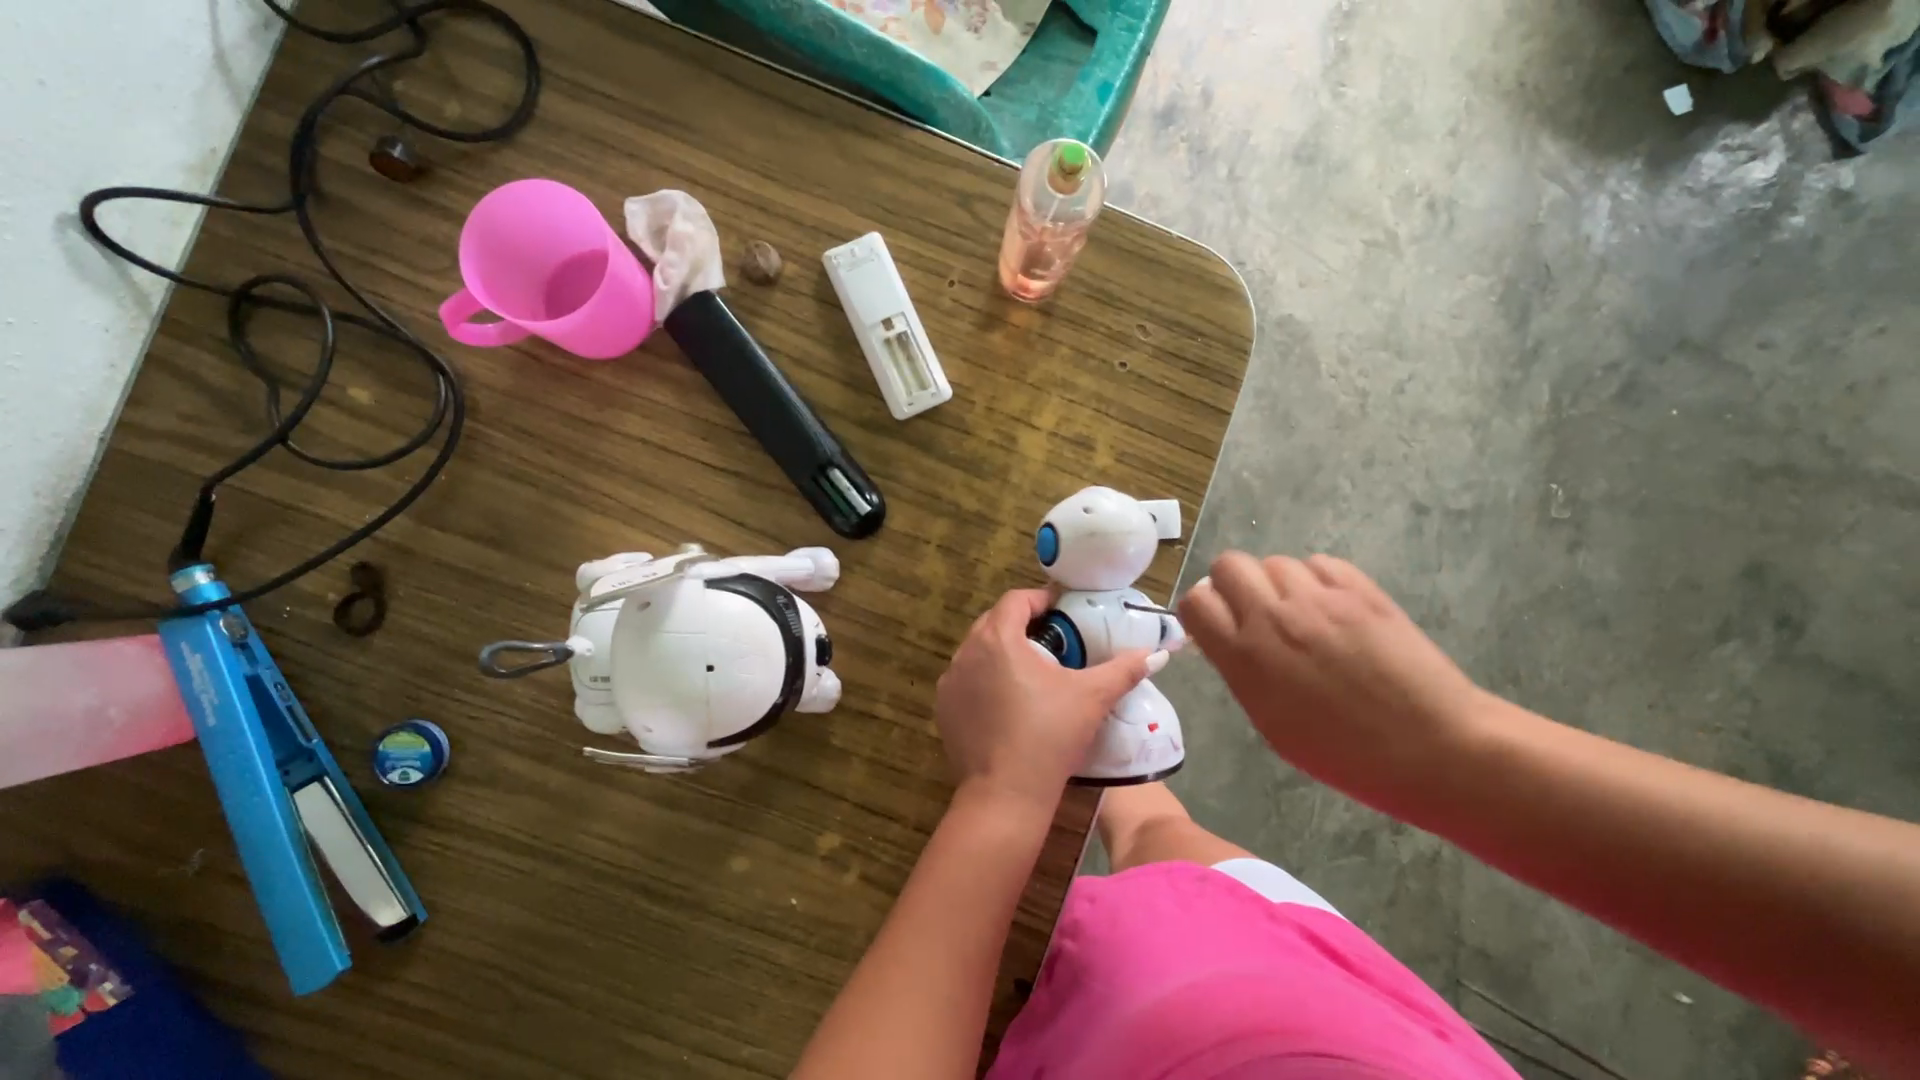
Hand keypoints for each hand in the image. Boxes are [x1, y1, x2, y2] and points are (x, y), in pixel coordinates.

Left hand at [936, 590, 1167, 810]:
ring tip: (1034, 672)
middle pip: (994, 623)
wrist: (1005, 794)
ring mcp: (950, 682)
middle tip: (1054, 641)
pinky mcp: (944, 710)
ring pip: (978, 652)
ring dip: (1003, 653)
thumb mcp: (1092, 698)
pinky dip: (986, 681)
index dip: (1041, 600)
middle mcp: (966, 653)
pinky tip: (1010, 703)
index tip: (1064, 612)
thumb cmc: (1049, 736)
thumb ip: (1124, 669)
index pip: (1016, 600)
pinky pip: (966, 681)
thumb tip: (1156, 654)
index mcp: (997, 639)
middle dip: (1023, 625)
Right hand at [1178, 553, 1483, 811]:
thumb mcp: (1271, 723)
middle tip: (1253, 613)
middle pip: (1228, 566)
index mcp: (1245, 658)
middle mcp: (1274, 618)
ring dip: (1278, 583)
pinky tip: (1332, 608)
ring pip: (1276, 562)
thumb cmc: (1345, 755)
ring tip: (1301, 613)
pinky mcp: (1361, 590)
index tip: (1216, 627)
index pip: (1196, 602)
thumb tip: (1233, 642)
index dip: (1202, 612)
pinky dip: (1317, 579)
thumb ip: (1244, 672)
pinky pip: (1320, 564)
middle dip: (1232, 586)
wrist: (1432, 747)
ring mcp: (1320, 599)